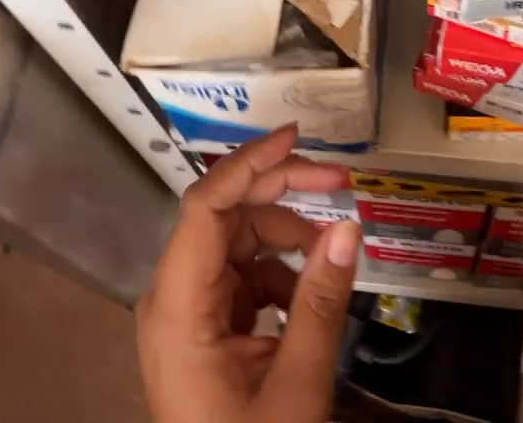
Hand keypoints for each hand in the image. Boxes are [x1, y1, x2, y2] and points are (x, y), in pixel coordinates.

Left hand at [136, 125, 361, 422]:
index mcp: (178, 307)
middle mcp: (173, 297)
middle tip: (339, 181)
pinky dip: (280, 271)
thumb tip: (349, 226)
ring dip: (286, 236)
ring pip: (237, 242)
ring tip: (330, 256)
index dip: (249, 163)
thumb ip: (321, 300)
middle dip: (281, 192)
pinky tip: (309, 291)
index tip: (297, 138)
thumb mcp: (296, 383)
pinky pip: (243, 274)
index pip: (205, 207)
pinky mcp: (205, 326)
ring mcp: (188, 311)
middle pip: (224, 216)